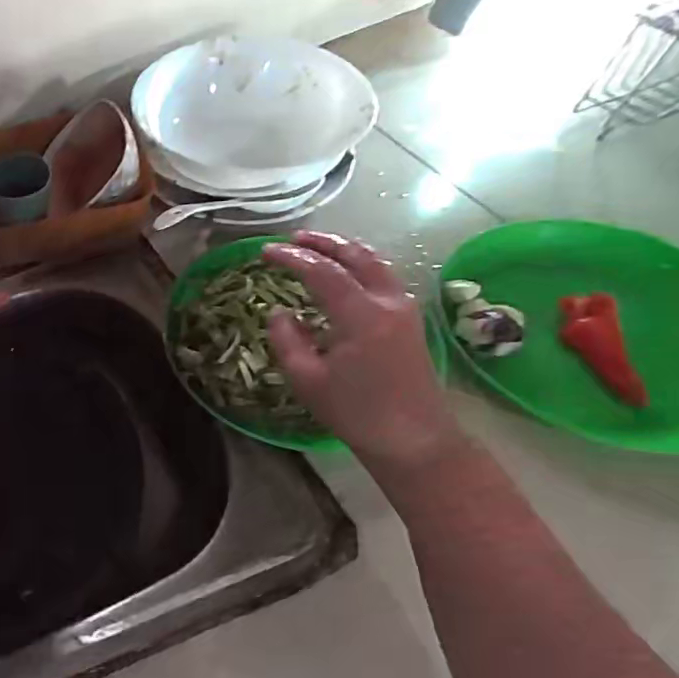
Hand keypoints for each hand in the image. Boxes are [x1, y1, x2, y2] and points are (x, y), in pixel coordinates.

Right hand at [262, 231, 464, 471]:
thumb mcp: (307, 379)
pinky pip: (381, 278)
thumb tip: (279, 312)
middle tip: (293, 238)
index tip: (265, 251)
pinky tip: (342, 276)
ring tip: (315, 248)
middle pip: (355, 255)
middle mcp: (387, 301)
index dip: (291, 258)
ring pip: (373, 263)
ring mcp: (404, 309)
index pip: (322, 271)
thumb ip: (287, 339)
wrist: (413, 439)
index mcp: (361, 315)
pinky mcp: (409, 320)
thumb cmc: (355, 412)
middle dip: (322, 242)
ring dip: (343, 251)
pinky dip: (358, 266)